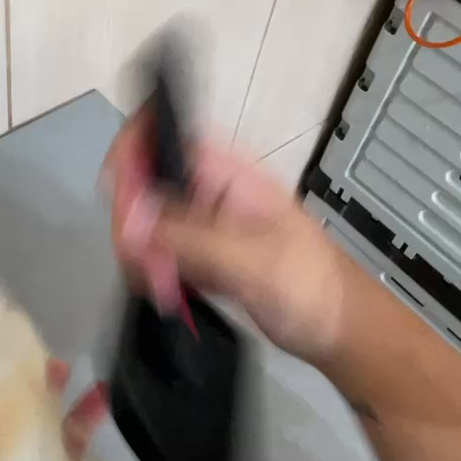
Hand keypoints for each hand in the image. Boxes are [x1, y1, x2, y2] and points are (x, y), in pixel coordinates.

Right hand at [103, 112, 358, 365]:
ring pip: (140, 219)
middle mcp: (204, 187)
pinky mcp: (193, 252)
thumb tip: (130, 217)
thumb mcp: (251, 258)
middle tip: (146, 263)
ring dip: (139, 253)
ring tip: (165, 286)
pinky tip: (169, 292)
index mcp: (224, 169)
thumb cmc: (312, 284)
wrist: (340, 328)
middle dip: (131, 222)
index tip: (120, 197)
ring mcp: (197, 221)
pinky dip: (150, 272)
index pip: (162, 132)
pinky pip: (152, 250)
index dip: (131, 152)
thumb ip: (188, 236)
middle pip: (139, 181)